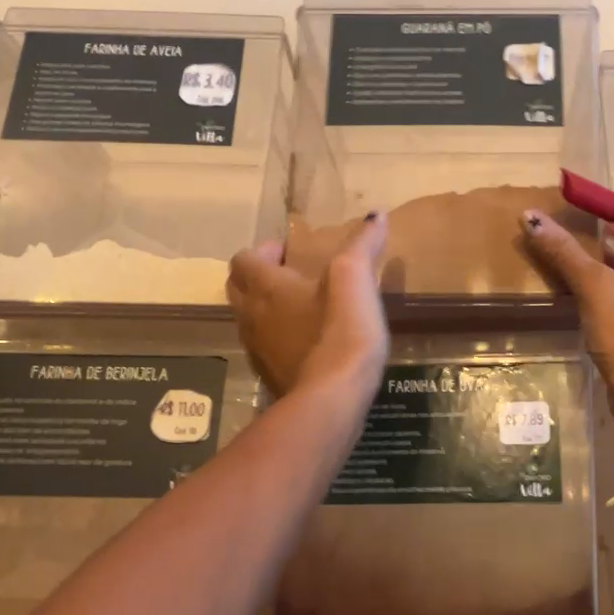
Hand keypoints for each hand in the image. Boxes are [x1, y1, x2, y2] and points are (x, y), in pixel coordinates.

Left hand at [228, 212, 389, 397]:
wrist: (332, 399)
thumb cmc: (341, 331)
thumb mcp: (356, 279)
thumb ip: (363, 245)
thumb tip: (376, 215)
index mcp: (266, 287)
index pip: (243, 258)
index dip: (264, 250)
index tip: (292, 254)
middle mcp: (251, 315)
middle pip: (237, 287)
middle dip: (258, 276)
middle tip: (291, 276)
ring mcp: (257, 349)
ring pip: (247, 318)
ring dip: (266, 308)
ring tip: (300, 307)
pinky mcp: (269, 376)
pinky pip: (264, 347)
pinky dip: (277, 338)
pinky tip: (307, 342)